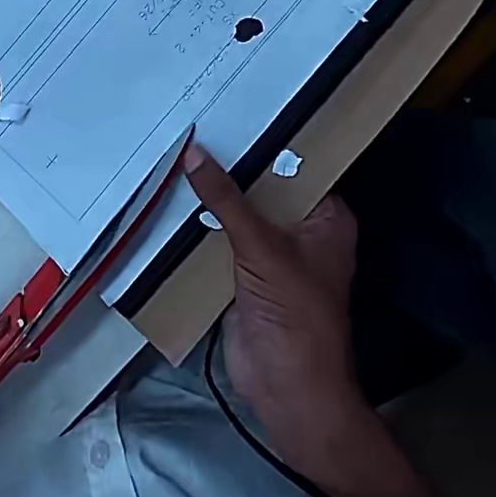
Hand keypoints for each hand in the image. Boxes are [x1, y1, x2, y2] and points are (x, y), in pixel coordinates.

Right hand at [183, 142, 450, 496]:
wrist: (286, 390)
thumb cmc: (295, 316)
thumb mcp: (261, 247)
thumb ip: (226, 198)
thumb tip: (193, 150)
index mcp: (324, 215)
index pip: (294, 162)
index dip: (263, 137)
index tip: (227, 107)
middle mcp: (299, 225)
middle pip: (260, 183)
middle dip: (228, 161)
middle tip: (192, 122)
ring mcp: (269, 247)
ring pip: (236, 207)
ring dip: (209, 190)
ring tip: (175, 149)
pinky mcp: (242, 266)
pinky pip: (219, 231)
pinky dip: (198, 218)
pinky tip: (171, 193)